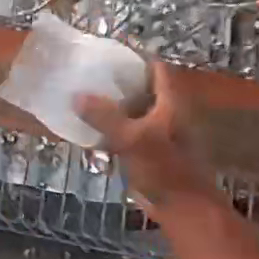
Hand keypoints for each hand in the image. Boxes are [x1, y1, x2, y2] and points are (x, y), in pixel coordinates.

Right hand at [76, 63, 216, 214]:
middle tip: (87, 74)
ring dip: (109, 108)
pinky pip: (124, 135)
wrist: (181, 206)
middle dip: (116, 82)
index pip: (156, 68)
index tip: (108, 51)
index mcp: (171, 102)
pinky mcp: (145, 154)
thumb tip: (77, 96)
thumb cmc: (165, 168)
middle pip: (140, 89)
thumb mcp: (132, 139)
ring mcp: (156, 134)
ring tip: (81, 98)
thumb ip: (105, 117)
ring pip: (130, 113)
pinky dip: (108, 131)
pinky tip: (86, 131)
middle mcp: (165, 113)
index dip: (136, 57)